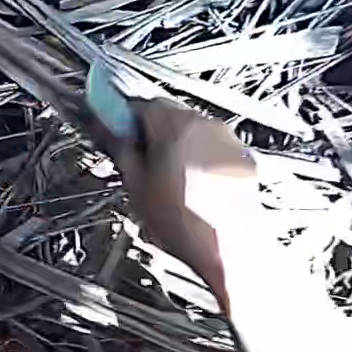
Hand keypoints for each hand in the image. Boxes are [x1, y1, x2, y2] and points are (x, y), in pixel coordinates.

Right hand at [113, 100, 263, 302]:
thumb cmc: (183, 220)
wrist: (230, 247)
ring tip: (157, 175)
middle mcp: (207, 125)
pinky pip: (208, 145)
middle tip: (131, 155)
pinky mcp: (241, 158)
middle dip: (146, 128)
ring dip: (170, 142)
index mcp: (176, 126)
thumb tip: (111, 133)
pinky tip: (183, 183)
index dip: (120, 117)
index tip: (110, 128)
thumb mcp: (136, 184)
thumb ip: (122, 150)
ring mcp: (228, 140)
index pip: (140, 104)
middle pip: (167, 113)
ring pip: (189, 129)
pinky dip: (192, 155)